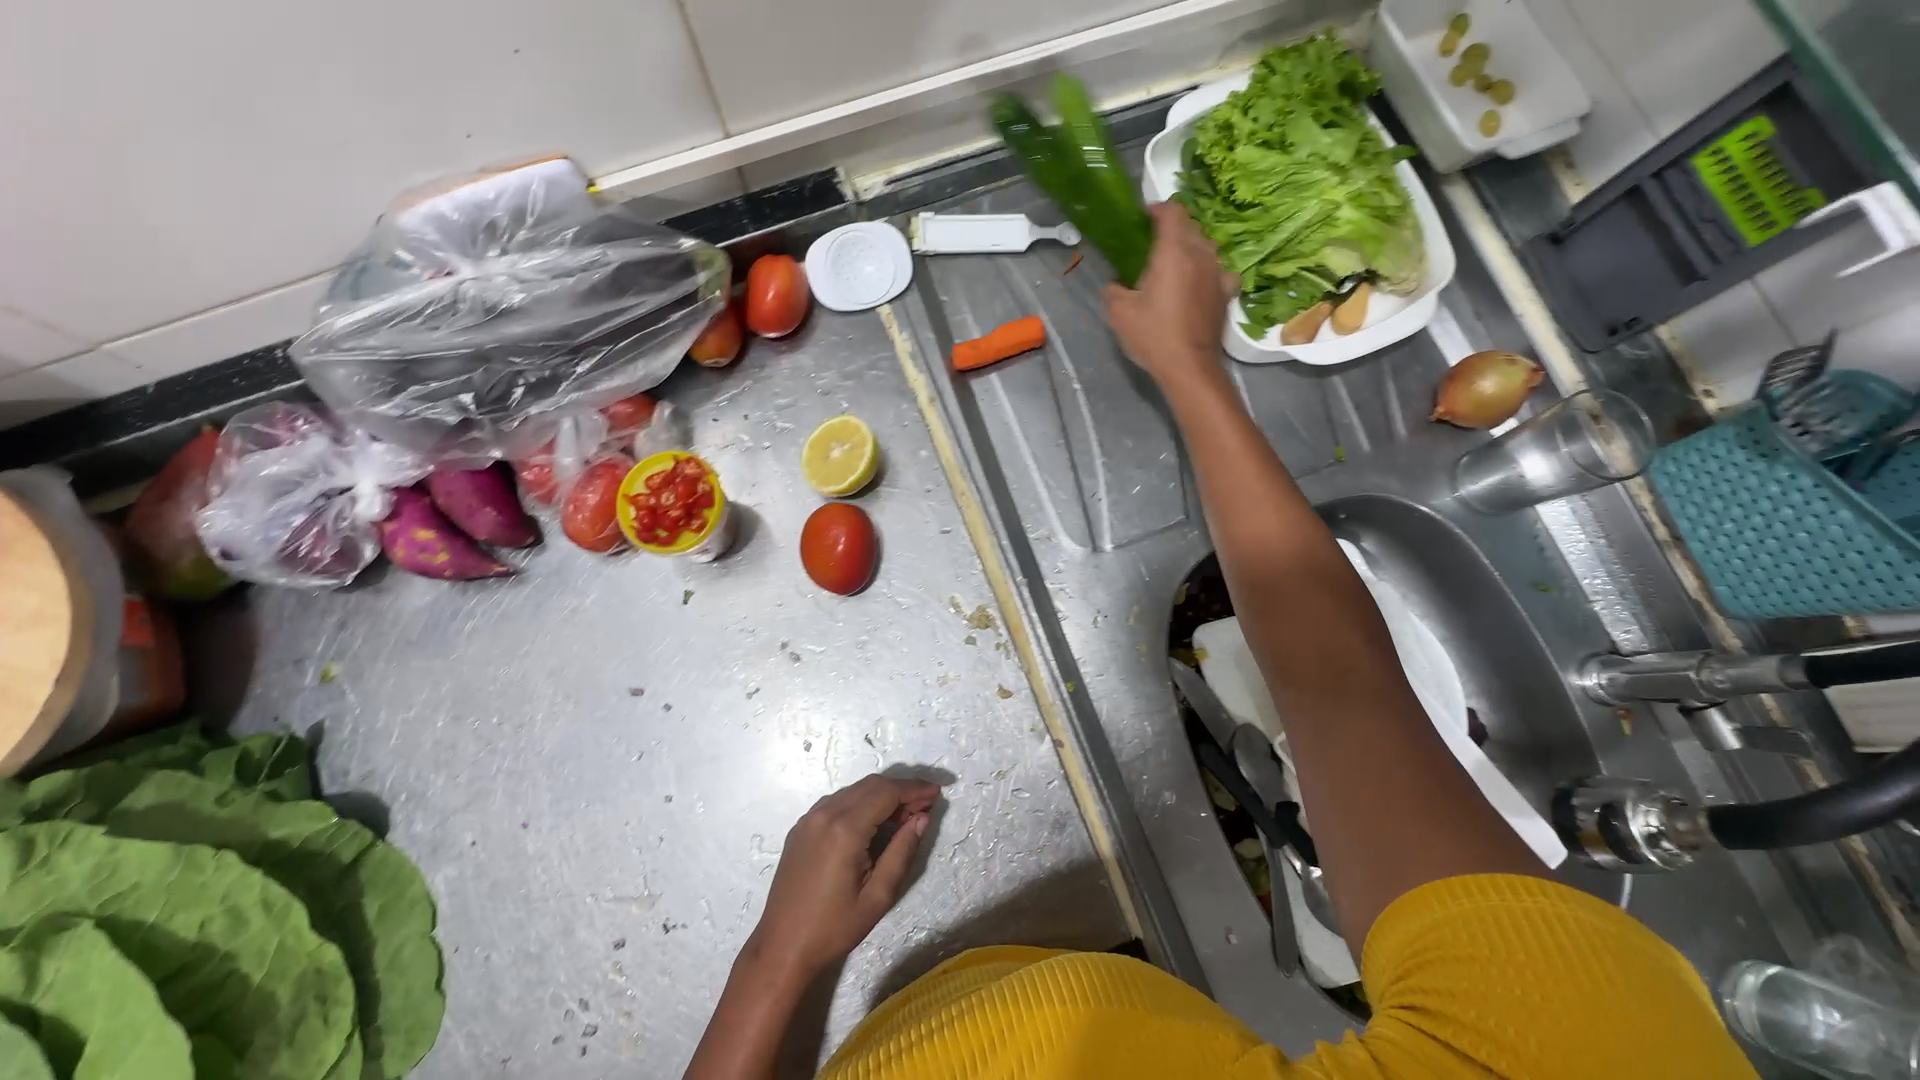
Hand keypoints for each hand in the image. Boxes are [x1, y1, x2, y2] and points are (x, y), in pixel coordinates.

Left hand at [746, 775, 940, 981]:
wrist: (782, 946)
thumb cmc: (833, 928)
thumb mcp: (878, 896)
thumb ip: (902, 852)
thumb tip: (922, 818)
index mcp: (844, 830)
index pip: (887, 792)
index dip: (915, 789)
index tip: (937, 793)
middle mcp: (824, 814)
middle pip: (871, 785)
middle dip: (901, 790)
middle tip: (925, 808)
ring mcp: (808, 819)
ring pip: (854, 791)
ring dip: (881, 795)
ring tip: (904, 817)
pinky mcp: (801, 828)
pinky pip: (837, 802)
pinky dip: (861, 803)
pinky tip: (873, 824)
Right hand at [1105, 202, 1239, 386]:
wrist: (1189, 367)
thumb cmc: (1153, 335)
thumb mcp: (1119, 312)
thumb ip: (1114, 290)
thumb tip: (1116, 284)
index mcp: (1174, 252)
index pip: (1172, 211)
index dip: (1157, 208)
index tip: (1143, 217)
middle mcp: (1201, 255)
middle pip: (1190, 227)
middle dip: (1172, 228)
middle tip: (1152, 242)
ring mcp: (1218, 273)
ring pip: (1207, 247)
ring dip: (1191, 248)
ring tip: (1174, 262)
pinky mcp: (1226, 293)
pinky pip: (1219, 271)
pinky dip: (1208, 270)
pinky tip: (1200, 282)